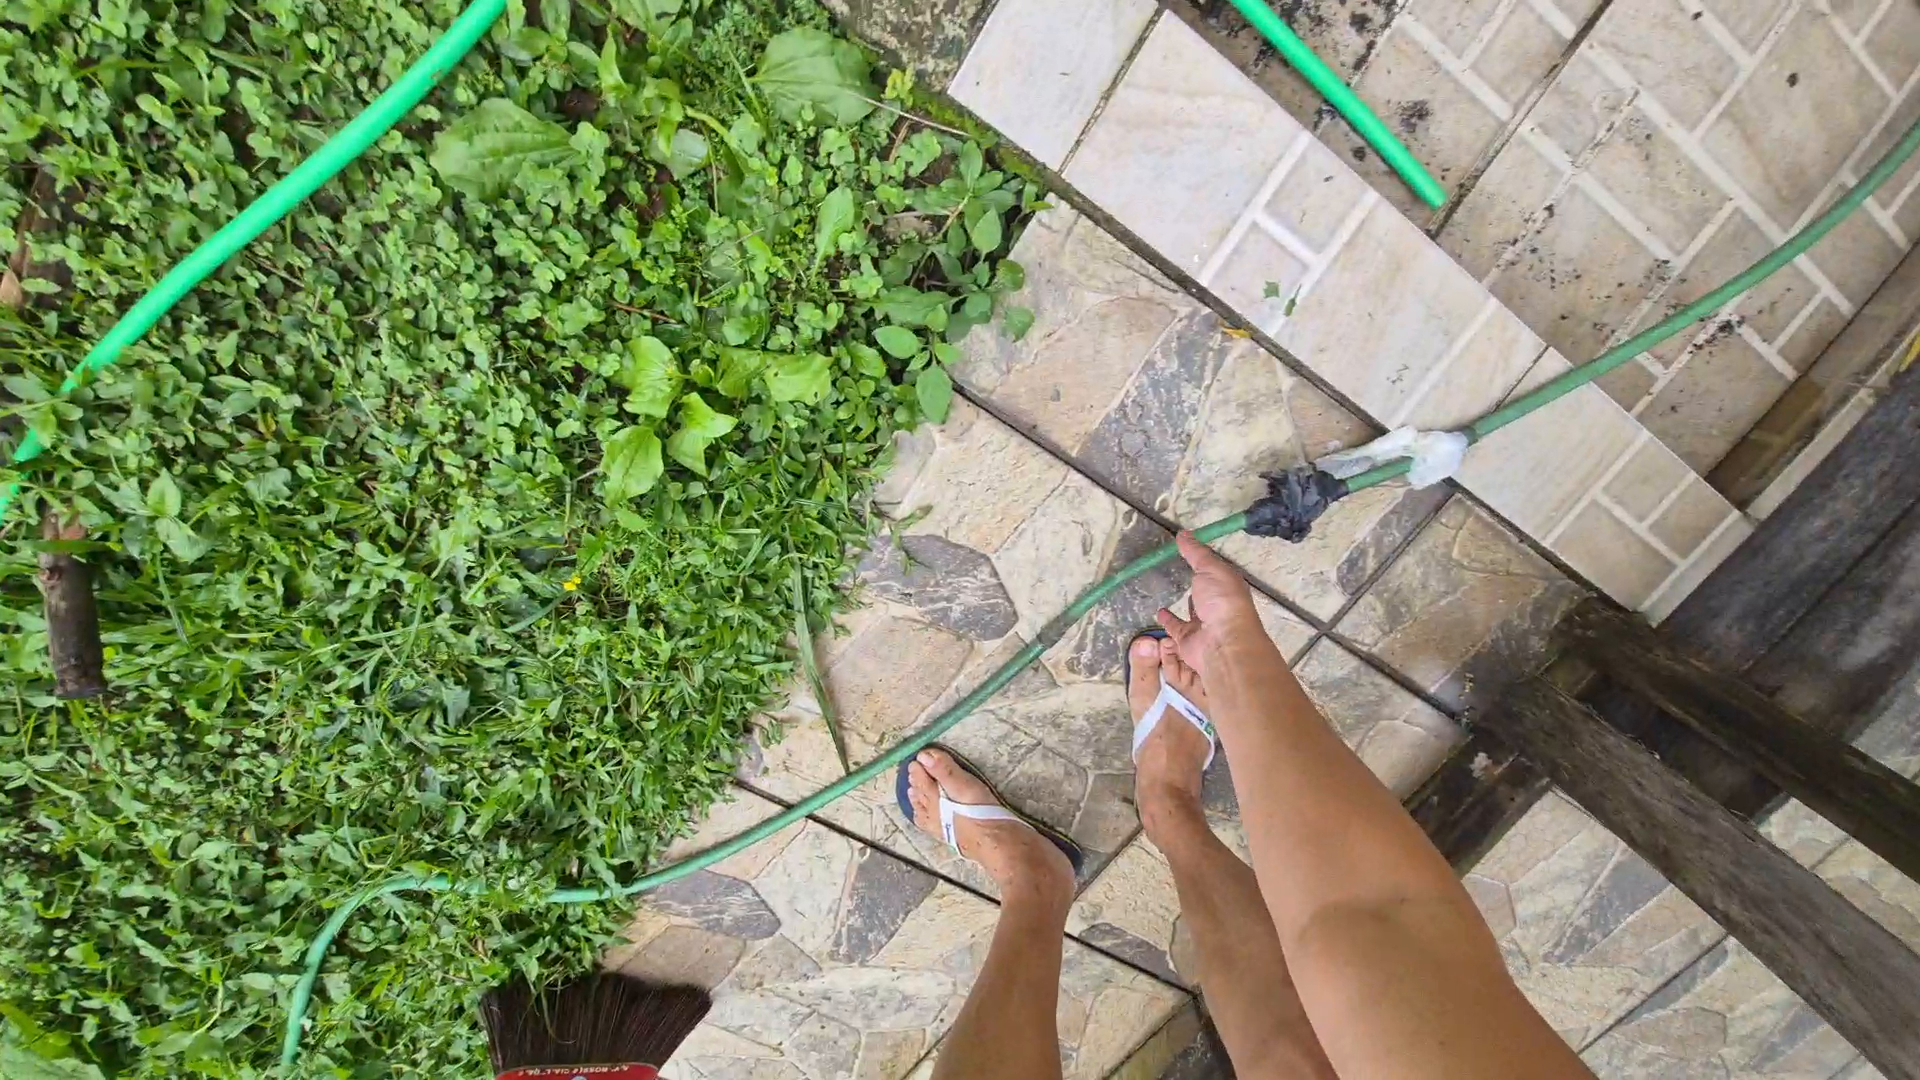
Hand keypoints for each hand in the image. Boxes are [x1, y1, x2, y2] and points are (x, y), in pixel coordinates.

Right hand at [1157, 532, 1263, 679]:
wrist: (1221, 642)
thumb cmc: (1221, 600)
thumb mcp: (1210, 568)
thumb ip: (1196, 552)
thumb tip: (1183, 533)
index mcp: (1228, 585)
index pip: (1214, 569)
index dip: (1202, 558)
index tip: (1186, 547)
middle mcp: (1217, 604)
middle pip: (1205, 590)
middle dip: (1197, 581)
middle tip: (1178, 568)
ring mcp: (1203, 622)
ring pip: (1192, 610)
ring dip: (1184, 602)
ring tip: (1169, 588)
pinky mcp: (1187, 638)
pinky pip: (1175, 626)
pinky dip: (1167, 619)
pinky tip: (1158, 611)